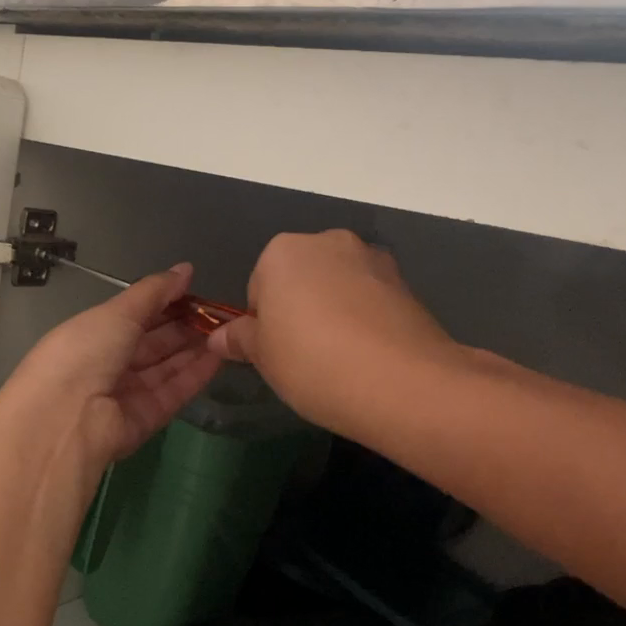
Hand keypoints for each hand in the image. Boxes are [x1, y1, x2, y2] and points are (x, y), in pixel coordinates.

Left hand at [1, 264, 222, 470]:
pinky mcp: (145, 419)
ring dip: (193, 349)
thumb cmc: (84, 352)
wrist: (66, 418)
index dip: (164, 303)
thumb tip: (185, 269)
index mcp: (93, 334)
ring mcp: (126, 394)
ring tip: (226, 331)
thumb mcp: (117, 312)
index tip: (195, 290)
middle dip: (183, 326)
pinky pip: (173, 392)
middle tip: (218, 312)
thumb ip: (154, 292)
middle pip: (152, 343)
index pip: (135, 316)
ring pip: (166, 368)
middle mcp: (108, 363)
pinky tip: (219, 356)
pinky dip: (195, 375)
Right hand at [207, 231, 458, 437]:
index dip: (263, 322)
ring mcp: (372, 260)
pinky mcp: (407, 284)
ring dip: (336, 312)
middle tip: (306, 356)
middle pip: (302, 277)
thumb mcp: (263, 357)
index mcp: (283, 251)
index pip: (259, 285)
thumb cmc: (312, 362)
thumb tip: (219, 337)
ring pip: (340, 286)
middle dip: (300, 308)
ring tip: (342, 359)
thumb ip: (241, 339)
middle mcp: (329, 242)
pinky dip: (367, 320)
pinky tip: (370, 356)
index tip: (276, 352)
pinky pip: (372, 300)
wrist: (402, 382)